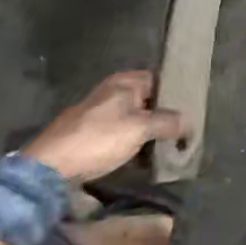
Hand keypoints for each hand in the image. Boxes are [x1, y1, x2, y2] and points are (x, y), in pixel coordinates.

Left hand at [21, 71, 183, 181]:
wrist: (52, 164)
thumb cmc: (99, 138)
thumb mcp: (140, 128)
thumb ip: (167, 122)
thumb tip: (188, 123)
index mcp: (124, 82)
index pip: (159, 80)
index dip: (176, 93)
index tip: (193, 111)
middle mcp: (113, 92)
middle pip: (148, 101)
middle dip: (165, 117)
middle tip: (185, 134)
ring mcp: (101, 113)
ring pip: (135, 120)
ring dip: (150, 134)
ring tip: (170, 149)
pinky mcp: (93, 134)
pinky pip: (122, 134)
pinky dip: (134, 144)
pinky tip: (145, 160)